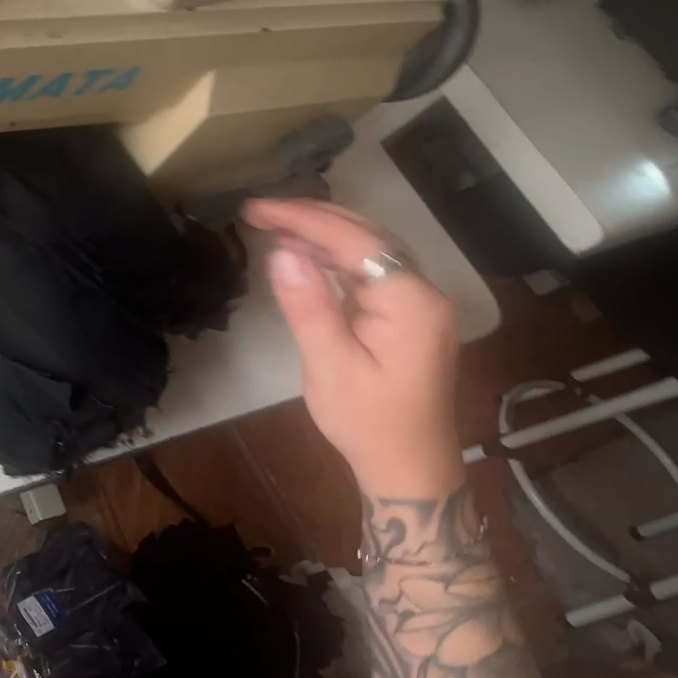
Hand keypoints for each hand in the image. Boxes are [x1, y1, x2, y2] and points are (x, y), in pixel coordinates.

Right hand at [242, 199, 461, 497]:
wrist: (407, 469)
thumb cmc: (367, 422)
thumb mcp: (329, 366)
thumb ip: (308, 306)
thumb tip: (280, 251)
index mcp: (410, 303)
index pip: (353, 241)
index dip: (303, 219)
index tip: (255, 209)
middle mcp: (422, 293)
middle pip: (366, 235)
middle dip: (311, 215)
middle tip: (258, 210)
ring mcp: (417, 303)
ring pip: (368, 248)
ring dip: (321, 231)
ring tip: (272, 224)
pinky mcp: (405, 314)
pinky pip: (369, 269)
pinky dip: (333, 254)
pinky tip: (303, 254)